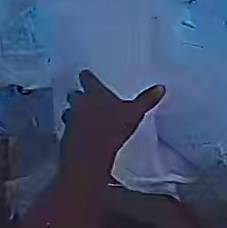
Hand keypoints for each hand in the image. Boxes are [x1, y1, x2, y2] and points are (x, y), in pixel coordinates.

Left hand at [60, 70, 164, 188]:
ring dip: (72, 113)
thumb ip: (146, 100)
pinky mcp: (67, 135)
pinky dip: (72, 130)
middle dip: (77, 95)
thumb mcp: (135, 113)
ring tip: (80, 118)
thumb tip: (160, 89)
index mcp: (95, 93)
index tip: (86, 75)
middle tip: (82, 97)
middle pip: (73, 94)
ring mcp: (71, 119)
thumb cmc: (111, 128)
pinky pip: (68, 129)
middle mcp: (80, 103)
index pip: (87, 78)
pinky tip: (80, 136)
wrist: (90, 152)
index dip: (87, 77)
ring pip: (68, 111)